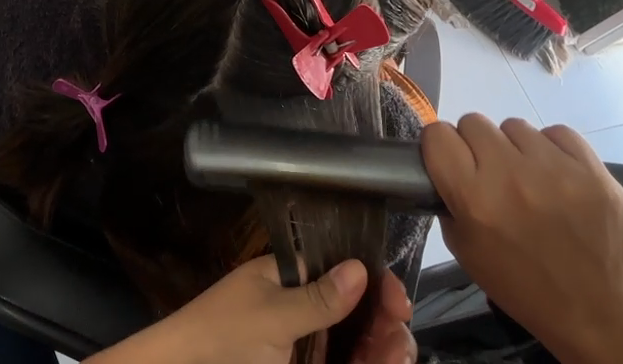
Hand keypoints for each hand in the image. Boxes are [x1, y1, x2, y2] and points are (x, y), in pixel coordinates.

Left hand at [87, 255, 415, 363]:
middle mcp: (298, 309)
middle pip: (354, 312)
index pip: (339, 271)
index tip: (399, 303)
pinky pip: (341, 361)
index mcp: (286, 279)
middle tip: (398, 342)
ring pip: (353, 344)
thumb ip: (318, 299)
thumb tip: (359, 267)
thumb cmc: (223, 337)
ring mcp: (302, 344)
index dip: (373, 284)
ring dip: (380, 350)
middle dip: (384, 326)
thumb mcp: (272, 317)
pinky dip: (363, 362)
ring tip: (394, 356)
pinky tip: (379, 362)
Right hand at [421, 115, 622, 363]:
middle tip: (493, 174)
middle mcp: (511, 176)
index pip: (438, 135)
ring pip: (515, 126)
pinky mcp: (593, 170)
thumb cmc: (524, 286)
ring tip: (531, 179)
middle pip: (474, 123)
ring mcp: (556, 170)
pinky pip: (558, 132)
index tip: (453, 162)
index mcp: (475, 199)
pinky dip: (553, 149)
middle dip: (478, 146)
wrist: (602, 314)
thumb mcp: (465, 250)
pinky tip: (559, 176)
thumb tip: (446, 166)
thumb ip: (449, 199)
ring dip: (516, 148)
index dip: (442, 147)